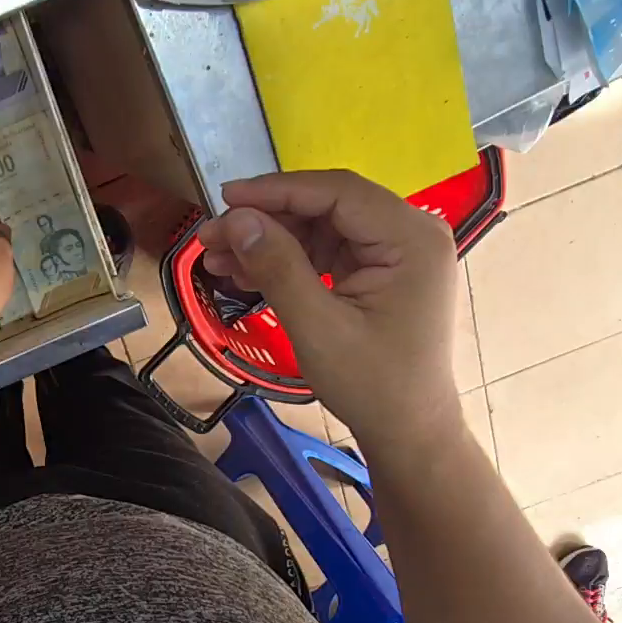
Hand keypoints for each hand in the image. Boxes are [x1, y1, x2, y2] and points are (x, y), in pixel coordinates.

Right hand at [199, 171, 464, 464]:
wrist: (407, 432)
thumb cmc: (370, 384)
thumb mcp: (317, 326)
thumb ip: (278, 267)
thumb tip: (235, 220)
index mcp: (410, 238)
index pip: (337, 193)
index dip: (276, 191)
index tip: (224, 198)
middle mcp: (410, 235)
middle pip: (327, 208)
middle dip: (267, 220)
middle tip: (211, 236)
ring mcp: (395, 255)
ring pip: (321, 230)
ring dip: (270, 242)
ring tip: (217, 258)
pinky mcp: (379, 276)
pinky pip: (327, 255)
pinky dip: (287, 262)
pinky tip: (245, 272)